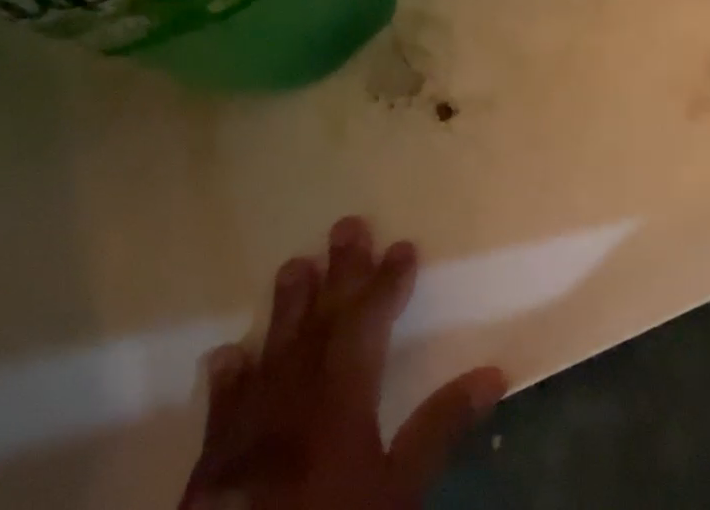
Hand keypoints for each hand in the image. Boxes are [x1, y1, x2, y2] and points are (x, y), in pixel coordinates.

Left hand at [181, 217, 506, 509]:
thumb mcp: (401, 484)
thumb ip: (440, 426)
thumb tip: (494, 373)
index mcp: (340, 401)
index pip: (364, 327)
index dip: (385, 285)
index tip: (403, 246)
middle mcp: (291, 400)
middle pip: (317, 327)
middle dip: (337, 275)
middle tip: (347, 226)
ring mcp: (247, 425)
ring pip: (271, 353)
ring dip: (286, 308)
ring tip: (294, 266)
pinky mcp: (215, 456)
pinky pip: (224, 404)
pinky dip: (229, 376)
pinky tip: (230, 352)